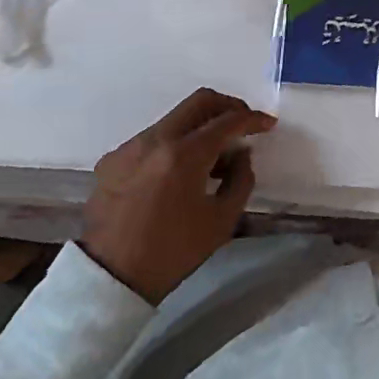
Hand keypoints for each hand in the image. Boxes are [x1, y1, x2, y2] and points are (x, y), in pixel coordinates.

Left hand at [79, 88, 276, 303]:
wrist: (110, 277)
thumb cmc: (172, 252)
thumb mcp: (221, 221)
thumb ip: (240, 180)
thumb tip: (241, 155)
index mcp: (184, 154)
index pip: (227, 121)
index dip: (252, 119)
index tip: (267, 124)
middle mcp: (155, 139)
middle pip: (199, 101)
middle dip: (228, 107)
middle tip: (243, 125)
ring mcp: (130, 146)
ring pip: (174, 119)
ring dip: (199, 127)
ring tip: (212, 159)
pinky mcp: (112, 159)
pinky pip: (151, 140)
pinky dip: (173, 146)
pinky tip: (177, 175)